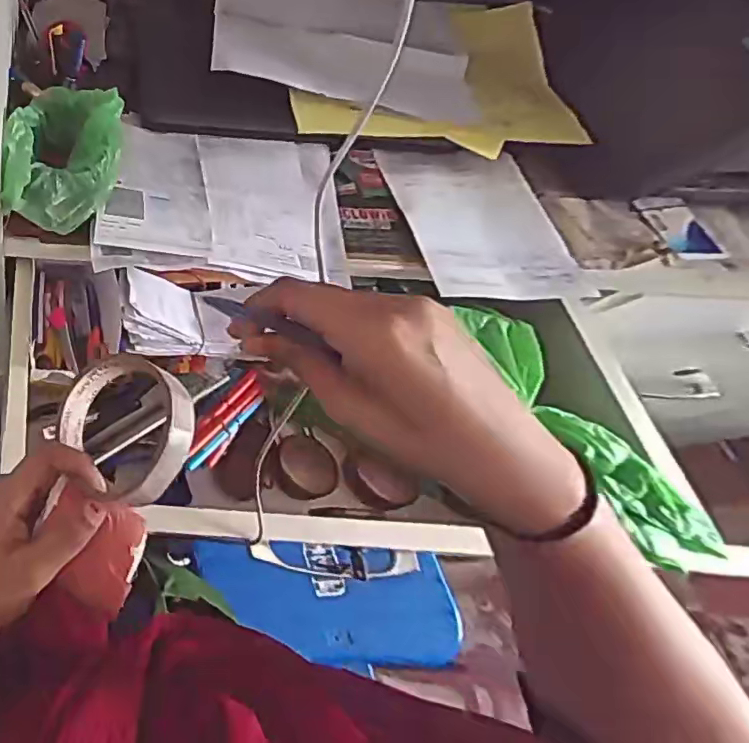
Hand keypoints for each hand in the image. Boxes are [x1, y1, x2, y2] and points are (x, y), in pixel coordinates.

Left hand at [0, 443, 111, 639]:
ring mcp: (9, 502)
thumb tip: (99, 504)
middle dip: (81, 477)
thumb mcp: (33, 569)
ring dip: (75, 492)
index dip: (78, 462)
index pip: (48, 455)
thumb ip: (67, 536)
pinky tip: (79, 526)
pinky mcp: (14, 516)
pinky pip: (45, 498)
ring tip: (98, 513)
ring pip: (49, 481)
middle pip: (50, 464)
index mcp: (8, 493)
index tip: (101, 487)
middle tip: (105, 502)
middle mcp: (7, 489)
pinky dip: (66, 506)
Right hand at [230, 279, 584, 536]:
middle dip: (285, 314)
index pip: (296, 294)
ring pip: (345, 300)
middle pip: (319, 294)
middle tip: (264, 345)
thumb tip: (260, 339)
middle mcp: (393, 303)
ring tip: (307, 356)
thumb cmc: (424, 442)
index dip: (259, 305)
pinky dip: (347, 322)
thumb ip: (301, 362)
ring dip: (316, 319)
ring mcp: (417, 304)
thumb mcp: (349, 407)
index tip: (239, 326)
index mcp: (370, 327)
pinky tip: (347, 353)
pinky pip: (373, 307)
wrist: (509, 456)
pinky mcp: (432, 312)